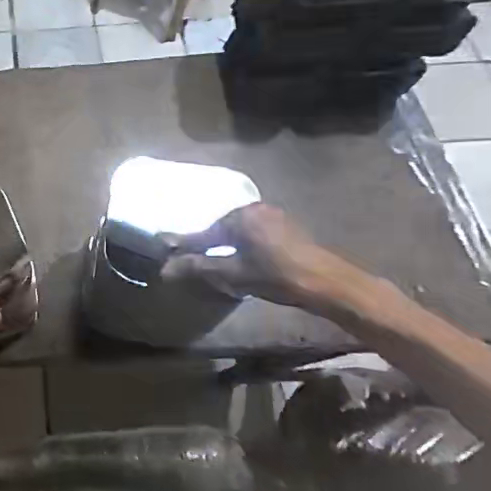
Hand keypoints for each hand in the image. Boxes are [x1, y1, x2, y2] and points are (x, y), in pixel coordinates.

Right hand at [158, 203, 365, 308]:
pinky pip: (255, 232)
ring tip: (216, 258)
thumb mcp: (232, 274)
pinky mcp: (287, 227)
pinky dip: (243, 243)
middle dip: (206, 242)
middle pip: (221, 228)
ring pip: (240, 230)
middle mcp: (255, 209)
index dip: (184, 244)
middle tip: (191, 256)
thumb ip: (198, 268)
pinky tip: (243, 257)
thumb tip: (166, 269)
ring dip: (227, 243)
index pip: (204, 233)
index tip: (165, 247)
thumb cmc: (275, 276)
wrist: (325, 281)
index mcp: (239, 217)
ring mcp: (274, 216)